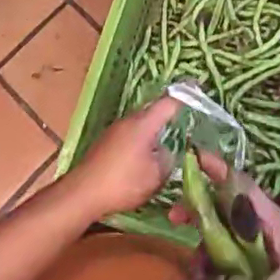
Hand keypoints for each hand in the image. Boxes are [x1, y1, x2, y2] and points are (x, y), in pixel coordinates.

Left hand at [65, 97, 181, 219]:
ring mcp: (114, 131)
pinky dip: (141, 140)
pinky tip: (145, 157)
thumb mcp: (155, 175)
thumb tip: (167, 151)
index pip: (168, 102)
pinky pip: (130, 135)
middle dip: (169, 114)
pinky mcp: (105, 143)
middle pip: (153, 111)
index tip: (197, 87)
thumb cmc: (123, 182)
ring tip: (168, 142)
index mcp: (143, 123)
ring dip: (154, 130)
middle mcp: (128, 121)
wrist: (83, 193)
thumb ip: (168, 159)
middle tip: (185, 119)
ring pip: (140, 124)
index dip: (184, 95)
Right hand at [170, 154, 279, 279]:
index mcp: (272, 221)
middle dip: (197, 213)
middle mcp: (261, 234)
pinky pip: (227, 272)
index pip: (241, 188)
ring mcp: (259, 258)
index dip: (218, 170)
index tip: (192, 156)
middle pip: (222, 214)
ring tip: (194, 277)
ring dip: (203, 255)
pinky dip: (213, 279)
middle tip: (174, 220)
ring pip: (221, 245)